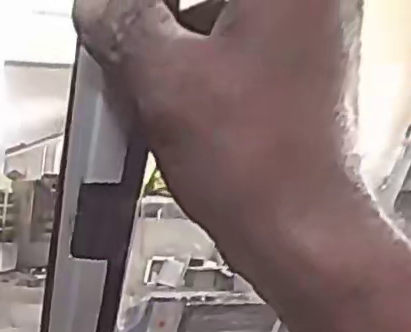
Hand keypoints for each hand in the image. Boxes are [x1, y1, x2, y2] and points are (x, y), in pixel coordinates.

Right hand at [74, 0, 375, 282]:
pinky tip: (175, 110)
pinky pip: (238, 54)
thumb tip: (99, 8)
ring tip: (146, 92)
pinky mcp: (299, 76)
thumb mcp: (167, 87)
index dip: (141, 8)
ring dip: (176, 46)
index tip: (113, 19)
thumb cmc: (258, 166)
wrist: (296, 231)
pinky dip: (200, 73)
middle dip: (157, 21)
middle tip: (121, 45)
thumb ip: (126, 29)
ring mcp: (311, 33)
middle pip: (209, 0)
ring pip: (223, 20)